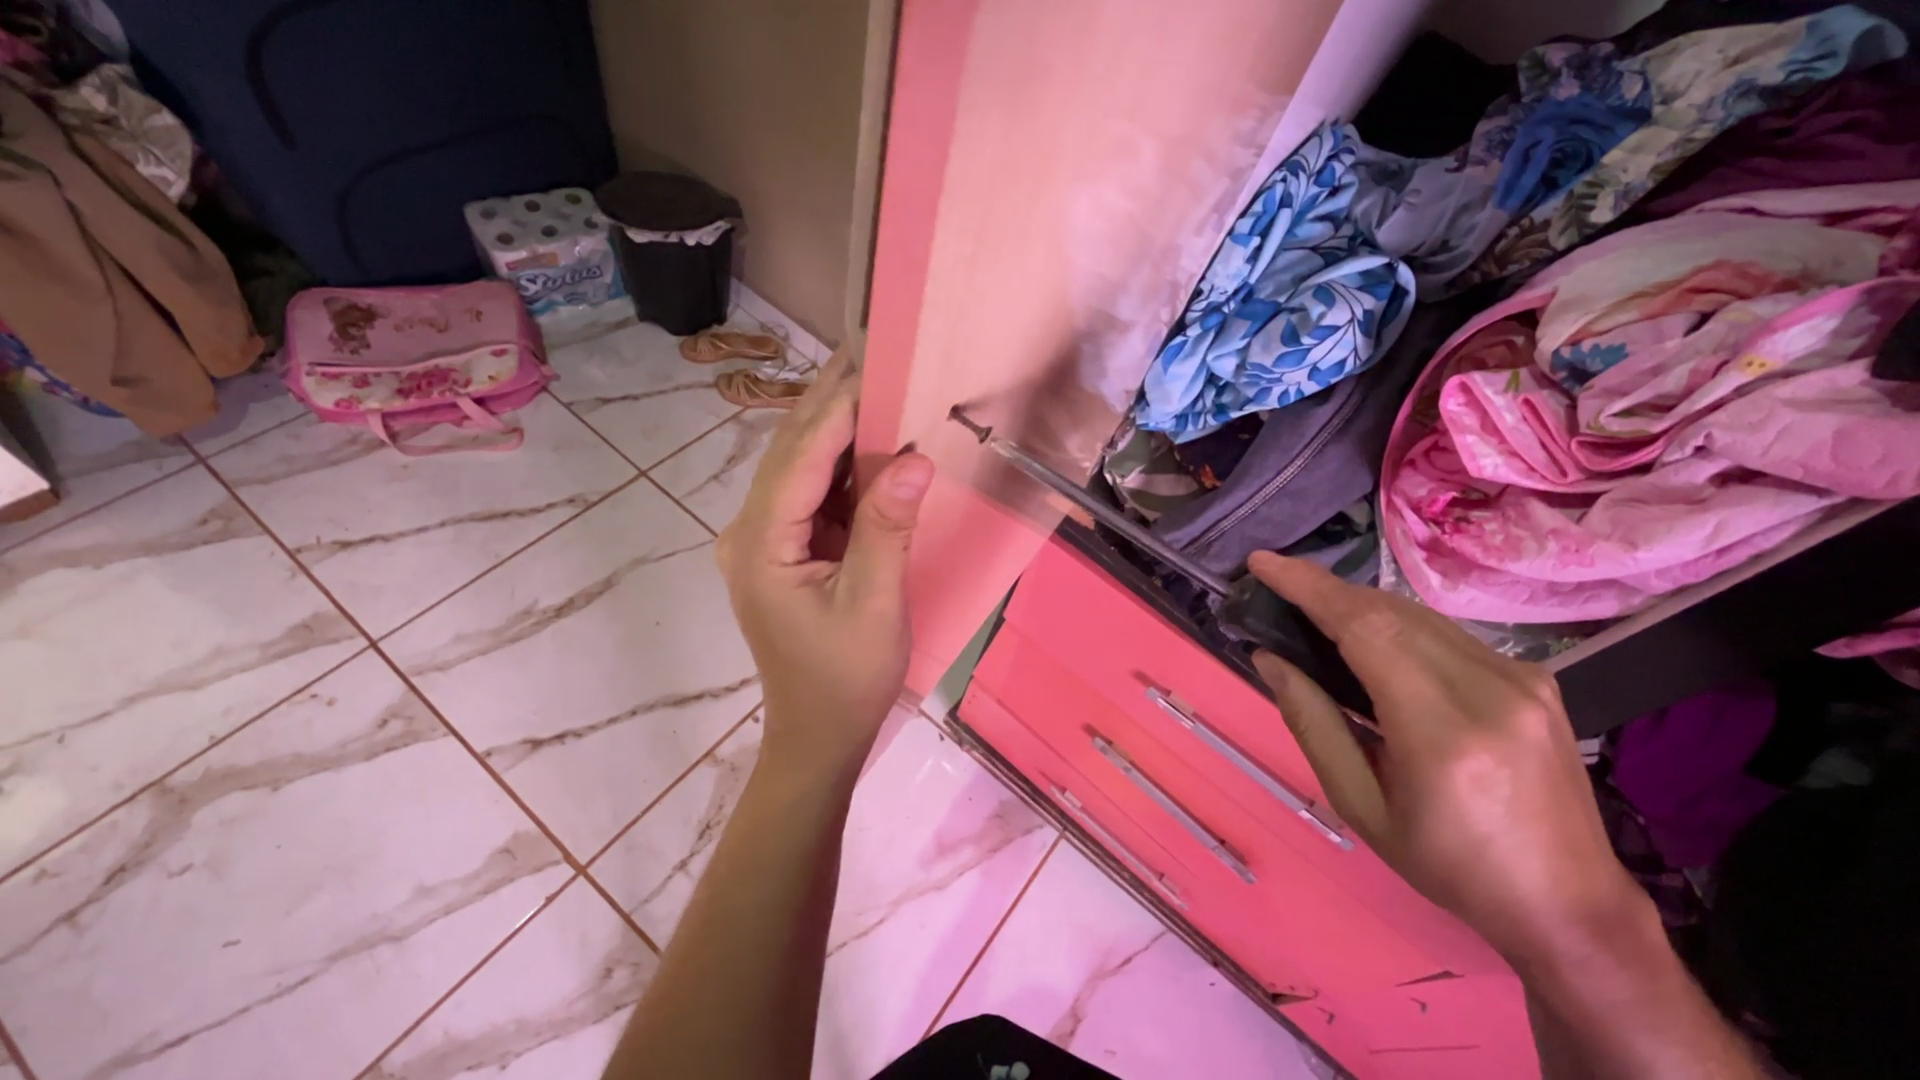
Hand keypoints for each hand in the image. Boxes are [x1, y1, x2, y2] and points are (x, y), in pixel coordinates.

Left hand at [714, 352, 934, 773]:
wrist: (817, 736)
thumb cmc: (845, 679)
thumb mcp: (874, 605)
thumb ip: (888, 528)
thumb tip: (915, 458)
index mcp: (762, 544)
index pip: (801, 457)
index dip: (839, 406)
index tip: (875, 358)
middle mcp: (747, 532)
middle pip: (791, 452)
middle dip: (832, 402)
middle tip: (873, 349)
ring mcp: (760, 541)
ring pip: (798, 468)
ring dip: (835, 428)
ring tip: (875, 378)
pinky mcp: (779, 551)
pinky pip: (809, 494)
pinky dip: (839, 464)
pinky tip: (869, 439)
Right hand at [1245, 552, 1643, 964]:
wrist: (1567, 899)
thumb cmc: (1450, 866)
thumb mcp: (1363, 807)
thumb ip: (1314, 725)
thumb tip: (1270, 658)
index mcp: (1442, 733)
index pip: (1366, 630)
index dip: (1310, 589)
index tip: (1264, 564)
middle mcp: (1490, 691)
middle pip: (1391, 611)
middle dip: (1327, 590)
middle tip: (1277, 587)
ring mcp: (1522, 679)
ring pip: (1421, 615)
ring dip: (1361, 606)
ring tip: (1314, 612)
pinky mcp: (1537, 679)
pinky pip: (1449, 634)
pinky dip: (1399, 625)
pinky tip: (1373, 640)